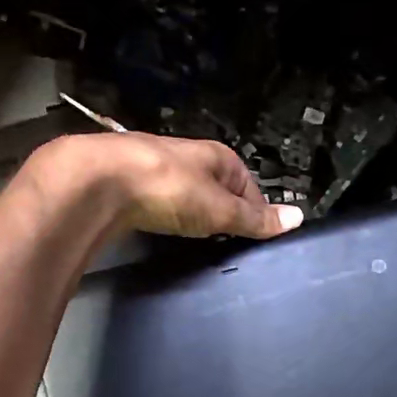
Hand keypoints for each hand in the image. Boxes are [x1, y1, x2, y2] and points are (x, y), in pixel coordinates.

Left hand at [37, 131, 303, 239]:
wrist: (97, 182)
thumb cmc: (170, 189)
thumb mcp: (221, 209)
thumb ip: (257, 218)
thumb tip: (300, 218)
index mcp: (220, 156)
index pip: (250, 186)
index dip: (255, 213)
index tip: (253, 238)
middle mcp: (191, 155)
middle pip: (220, 190)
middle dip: (223, 214)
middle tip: (223, 241)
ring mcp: (160, 166)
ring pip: (190, 195)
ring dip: (194, 215)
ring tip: (193, 237)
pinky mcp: (132, 182)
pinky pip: (162, 201)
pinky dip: (167, 215)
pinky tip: (162, 228)